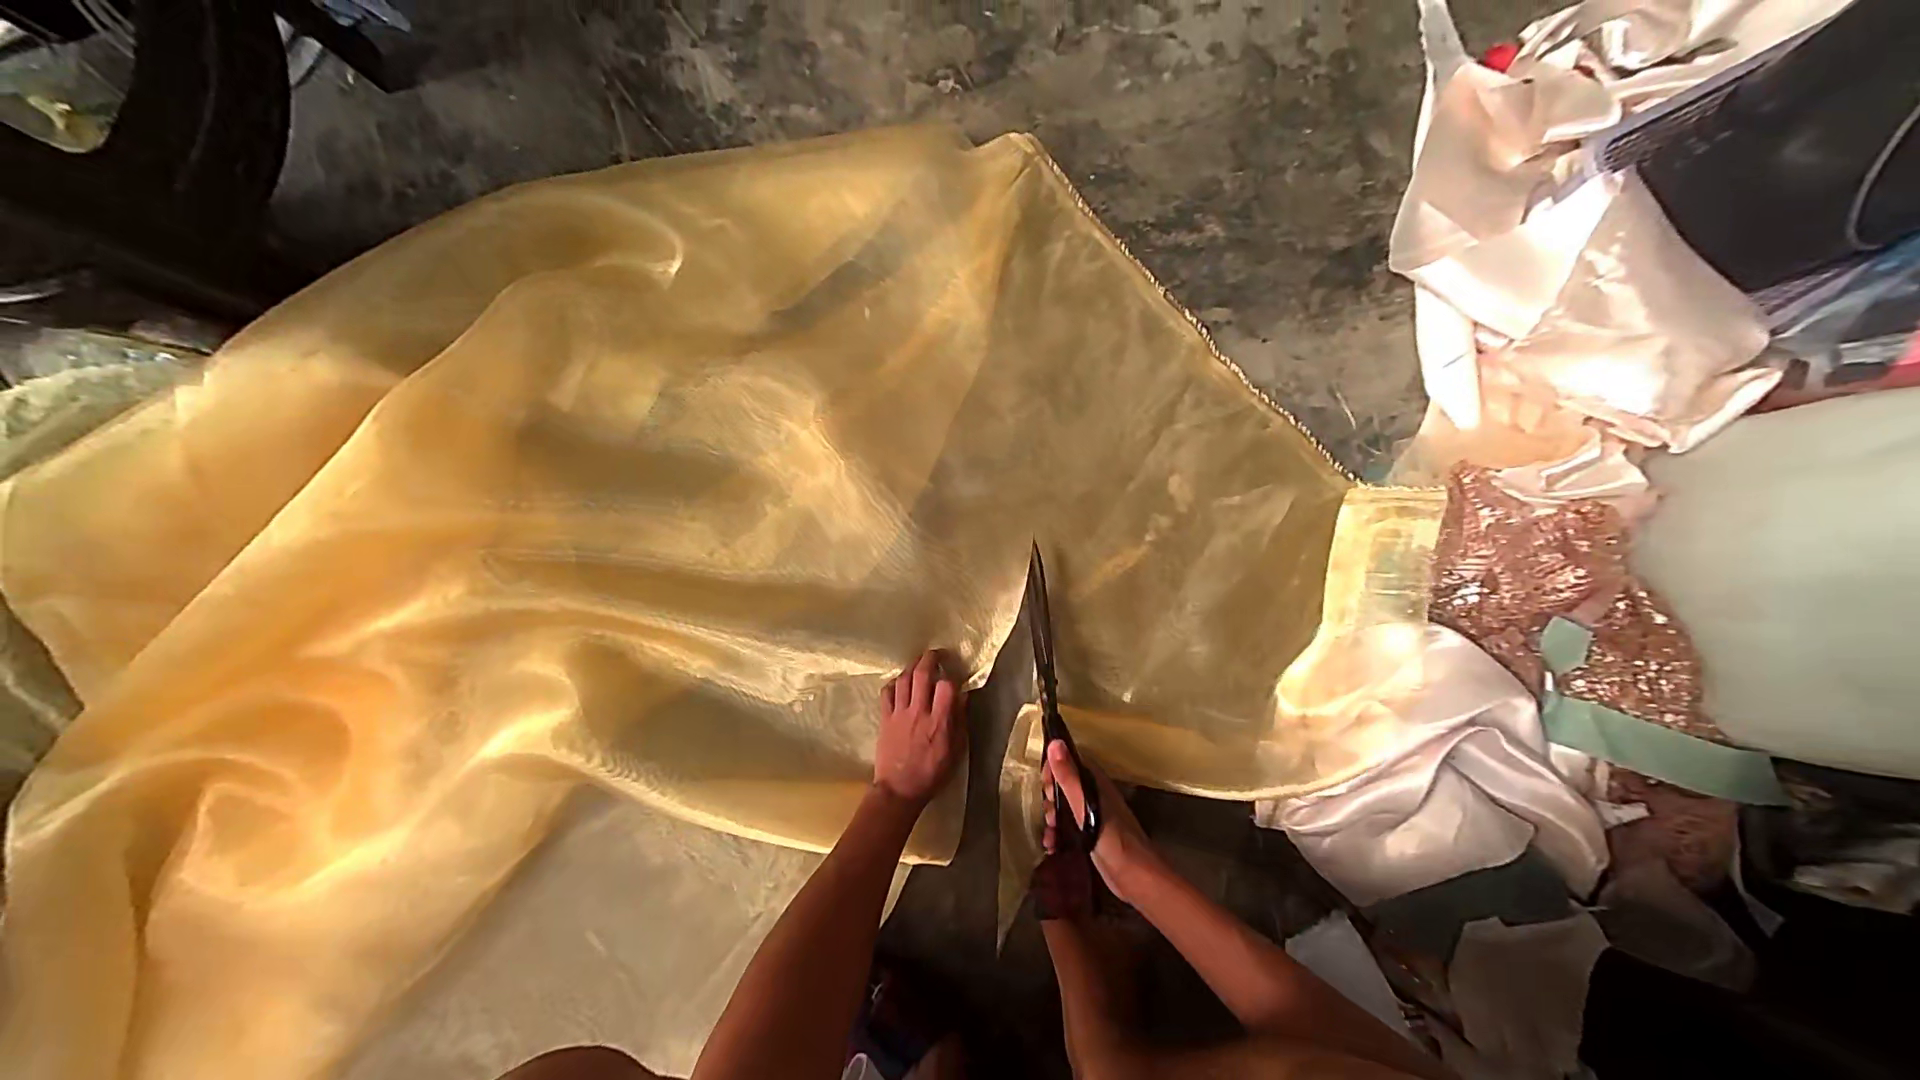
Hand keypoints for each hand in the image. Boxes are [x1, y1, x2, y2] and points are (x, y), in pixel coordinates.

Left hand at [874, 651, 964, 806]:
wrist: (899, 790)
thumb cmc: (932, 774)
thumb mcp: (955, 751)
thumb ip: (959, 722)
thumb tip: (964, 697)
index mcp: (939, 722)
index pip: (946, 686)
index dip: (951, 676)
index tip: (954, 675)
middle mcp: (918, 713)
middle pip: (922, 675)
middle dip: (930, 659)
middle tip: (936, 654)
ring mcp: (899, 714)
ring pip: (904, 679)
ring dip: (912, 666)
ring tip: (919, 663)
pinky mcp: (885, 719)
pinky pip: (887, 692)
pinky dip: (894, 682)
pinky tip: (900, 682)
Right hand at [1042, 741, 1160, 904]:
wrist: (1134, 876)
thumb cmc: (1110, 837)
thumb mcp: (1084, 804)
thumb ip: (1069, 775)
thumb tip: (1056, 742)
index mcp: (1096, 783)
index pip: (1071, 762)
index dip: (1054, 768)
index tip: (1044, 784)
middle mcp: (1095, 796)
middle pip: (1066, 784)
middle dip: (1051, 795)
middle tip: (1048, 812)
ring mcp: (1094, 817)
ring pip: (1066, 807)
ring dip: (1053, 816)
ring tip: (1049, 831)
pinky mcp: (1092, 837)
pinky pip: (1069, 828)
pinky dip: (1058, 834)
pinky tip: (1052, 845)